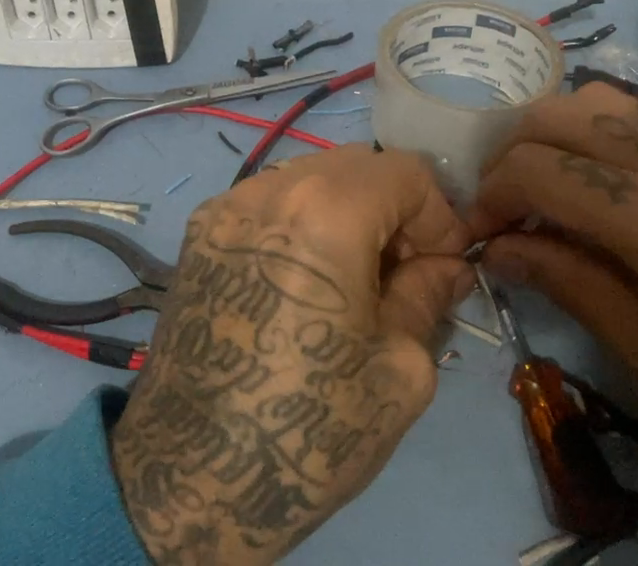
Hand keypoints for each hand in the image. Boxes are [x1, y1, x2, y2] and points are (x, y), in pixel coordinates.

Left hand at [110, 145, 472, 563]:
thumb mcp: (398, 369)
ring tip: (354, 280)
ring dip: (348, 210)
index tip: (444, 267)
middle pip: (354, 164)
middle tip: (405, 273)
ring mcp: (224, 208)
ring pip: (308, 177)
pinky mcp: (198, 235)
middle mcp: (268, 191)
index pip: (404, 171)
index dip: (440, 214)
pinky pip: (268, 203)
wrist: (191, 472)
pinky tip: (306, 282)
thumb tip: (446, 265)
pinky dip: (302, 222)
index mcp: (324, 213)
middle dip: (394, 208)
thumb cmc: (310, 428)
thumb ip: (427, 295)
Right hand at [467, 84, 637, 485]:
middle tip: (504, 207)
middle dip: (511, 152)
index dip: (490, 196)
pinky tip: (601, 189)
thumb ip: (569, 286)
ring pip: (602, 100)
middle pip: (560, 113)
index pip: (538, 169)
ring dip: (555, 134)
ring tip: (547, 188)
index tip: (479, 235)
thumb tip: (497, 247)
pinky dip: (599, 137)